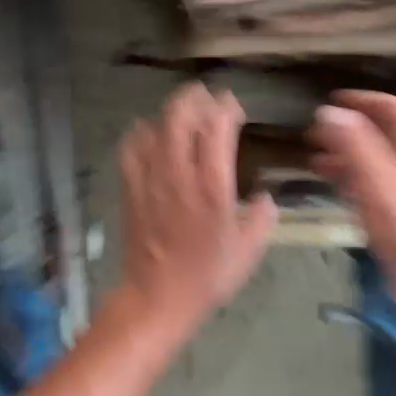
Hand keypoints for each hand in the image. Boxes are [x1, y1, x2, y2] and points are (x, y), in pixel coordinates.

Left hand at [118, 82, 276, 334]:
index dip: (226, 107)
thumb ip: (262, 218)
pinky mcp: (130, 187)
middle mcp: (179, 172)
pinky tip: (150, 135)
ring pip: (155, 125)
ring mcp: (150, 178)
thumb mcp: (248, 250)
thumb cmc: (207, 276)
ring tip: (183, 113)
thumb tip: (265, 197)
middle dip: (195, 98)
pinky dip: (141, 133)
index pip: (217, 127)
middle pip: (180, 114)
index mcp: (212, 184)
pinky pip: (131, 147)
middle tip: (207, 98)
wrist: (156, 298)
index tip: (233, 105)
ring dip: (170, 112)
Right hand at [307, 90, 395, 290]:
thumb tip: (331, 112)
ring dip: (352, 156)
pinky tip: (340, 188)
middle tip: (320, 134)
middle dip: (352, 131)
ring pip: (385, 160)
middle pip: (389, 134)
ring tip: (319, 162)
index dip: (365, 100)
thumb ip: (354, 143)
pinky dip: (362, 178)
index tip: (334, 101)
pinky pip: (387, 183)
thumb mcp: (376, 180)